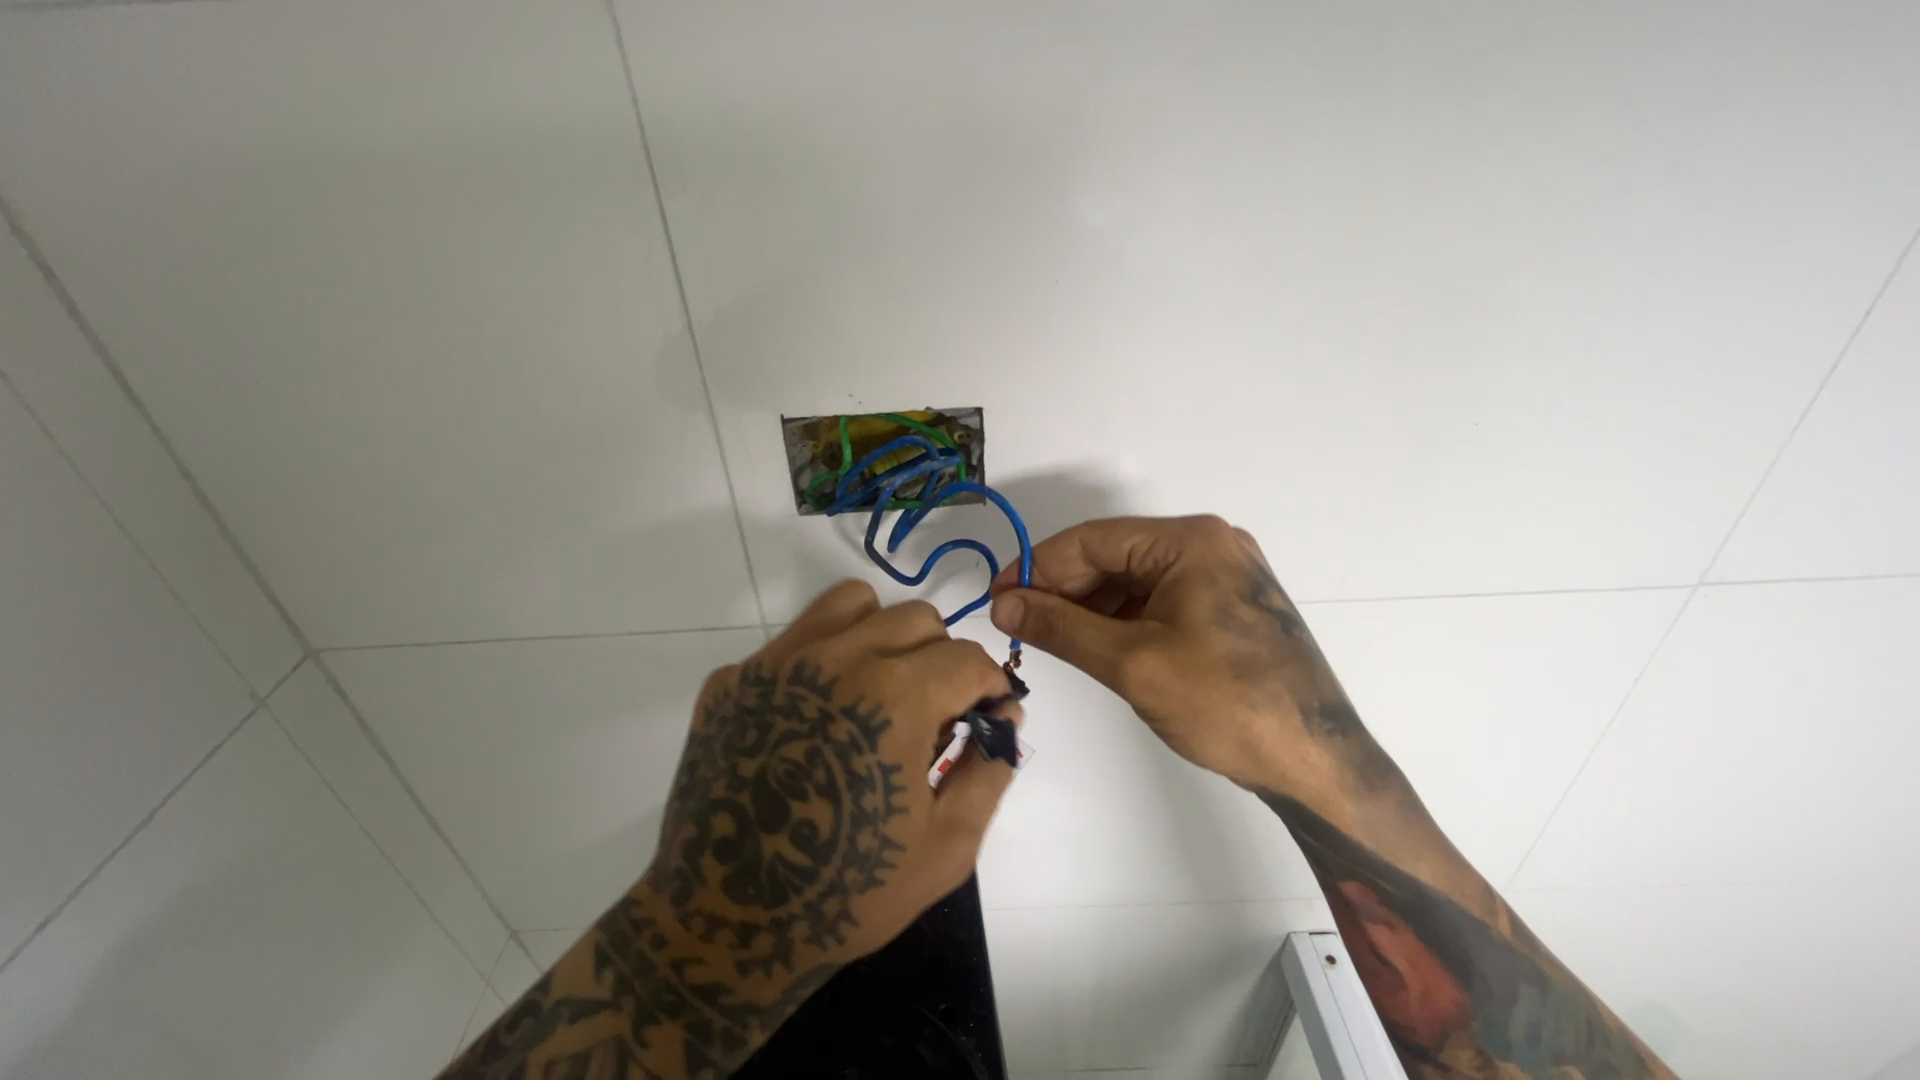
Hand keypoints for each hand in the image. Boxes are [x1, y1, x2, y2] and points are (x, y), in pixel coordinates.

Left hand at [443, 581, 1022, 1079]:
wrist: (726, 922)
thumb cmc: (847, 893)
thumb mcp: (946, 846)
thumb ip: (989, 771)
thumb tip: (1005, 723)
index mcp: (896, 695)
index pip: (967, 658)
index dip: (991, 686)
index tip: (989, 716)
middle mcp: (837, 658)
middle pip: (916, 619)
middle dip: (943, 658)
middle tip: (936, 713)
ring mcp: (777, 663)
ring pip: (852, 605)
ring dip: (883, 635)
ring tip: (881, 691)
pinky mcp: (733, 681)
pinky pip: (794, 640)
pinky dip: (823, 660)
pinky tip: (816, 719)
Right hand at [989, 515, 1357, 791]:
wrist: (1316, 761)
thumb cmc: (1224, 704)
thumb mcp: (1132, 662)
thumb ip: (1062, 627)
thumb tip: (1004, 606)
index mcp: (1192, 542)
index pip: (1093, 540)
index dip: (1037, 567)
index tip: (997, 599)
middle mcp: (1211, 546)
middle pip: (1115, 556)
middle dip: (1063, 589)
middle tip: (1017, 625)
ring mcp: (1225, 577)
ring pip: (1136, 580)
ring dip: (1089, 607)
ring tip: (1048, 639)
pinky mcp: (1229, 608)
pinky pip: (1161, 601)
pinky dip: (1123, 620)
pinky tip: (1094, 644)